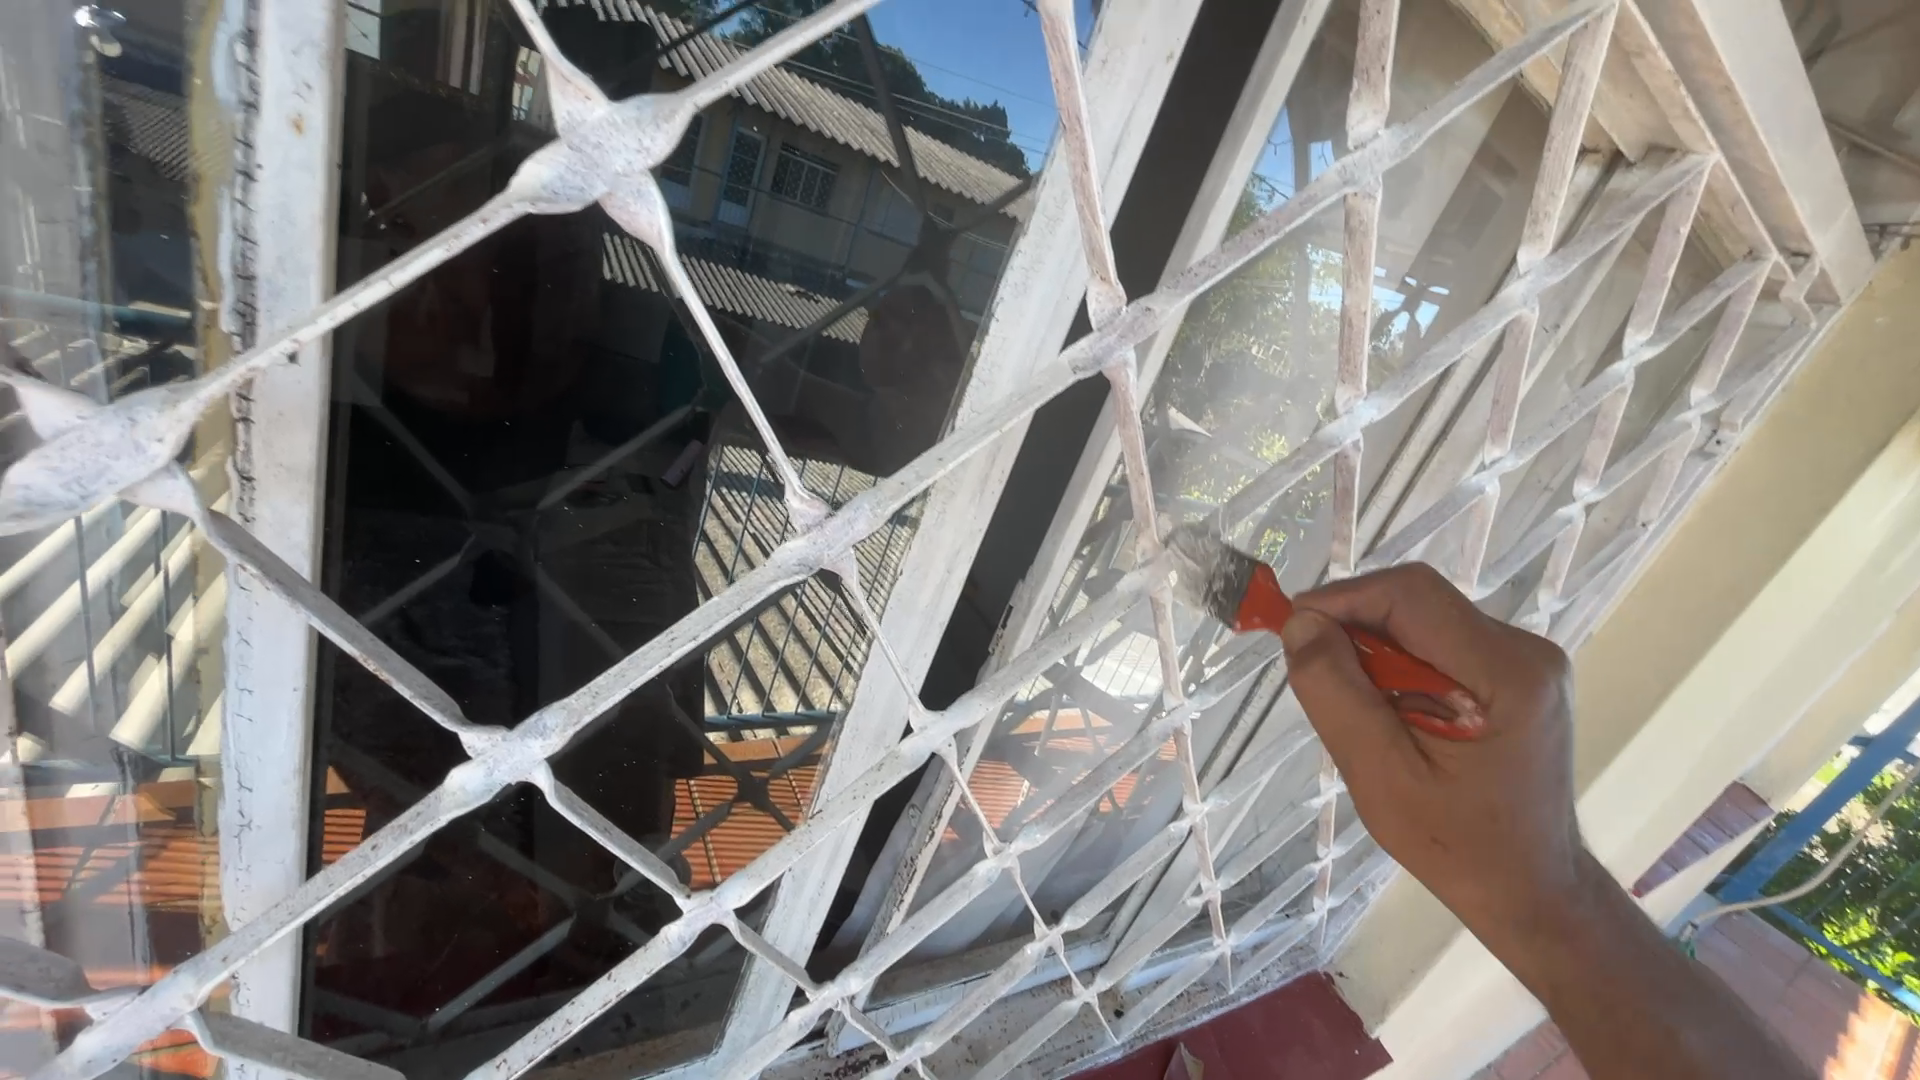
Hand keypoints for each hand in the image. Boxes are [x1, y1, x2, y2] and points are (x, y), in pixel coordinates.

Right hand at [1279, 564, 1592, 939]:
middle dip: (1351, 626)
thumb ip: (1337, 694)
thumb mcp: (1381, 776)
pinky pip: (1431, 639)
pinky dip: (1390, 662)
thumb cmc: (1456, 844)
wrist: (1530, 887)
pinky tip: (1385, 708)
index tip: (1292, 632)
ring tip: (1355, 706)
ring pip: (1418, 618)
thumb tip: (1300, 624)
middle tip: (1316, 675)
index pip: (1409, 595)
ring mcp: (1522, 659)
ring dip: (1369, 648)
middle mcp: (1523, 650)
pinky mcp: (1510, 671)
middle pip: (1413, 601)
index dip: (1340, 600)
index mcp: (1506, 673)